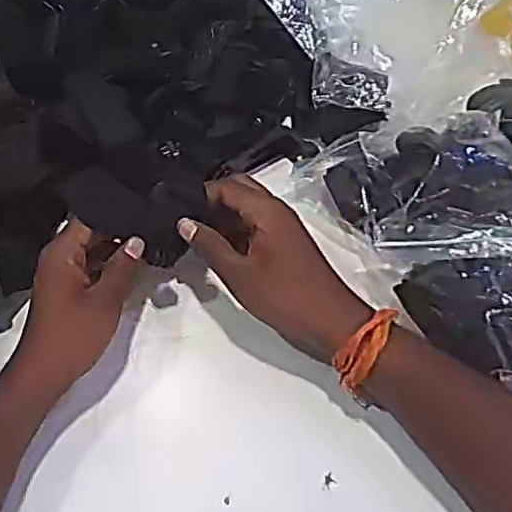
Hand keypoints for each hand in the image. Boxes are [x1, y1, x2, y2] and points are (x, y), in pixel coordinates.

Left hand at [3, 220, 144, 401]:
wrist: (44, 372)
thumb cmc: (69, 338)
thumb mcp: (105, 300)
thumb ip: (124, 267)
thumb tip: (137, 242)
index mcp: (60, 252)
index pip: (88, 217)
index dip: (115, 213)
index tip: (140, 212)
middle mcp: (56, 258)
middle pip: (90, 232)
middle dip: (119, 232)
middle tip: (148, 234)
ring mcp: (60, 273)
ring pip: (90, 251)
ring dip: (114, 252)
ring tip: (144, 251)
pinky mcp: (65, 289)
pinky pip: (87, 268)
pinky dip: (106, 268)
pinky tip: (128, 272)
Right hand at [179, 174, 371, 362]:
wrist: (331, 324)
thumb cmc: (289, 298)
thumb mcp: (237, 273)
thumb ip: (208, 244)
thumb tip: (186, 224)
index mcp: (267, 211)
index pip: (226, 186)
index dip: (200, 195)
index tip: (179, 210)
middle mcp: (277, 212)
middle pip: (238, 191)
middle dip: (211, 201)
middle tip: (189, 220)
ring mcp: (283, 227)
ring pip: (246, 208)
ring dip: (223, 217)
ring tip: (198, 236)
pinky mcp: (285, 244)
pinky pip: (255, 225)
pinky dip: (236, 231)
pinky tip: (219, 249)